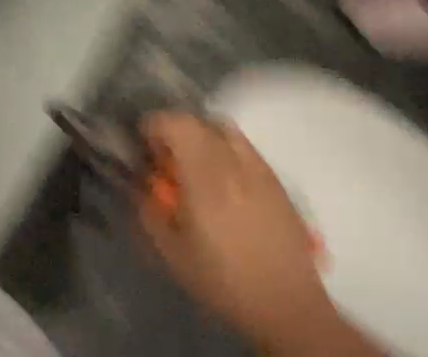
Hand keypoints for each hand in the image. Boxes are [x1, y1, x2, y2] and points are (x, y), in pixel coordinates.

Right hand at [138, 113, 378, 355]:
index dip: (153, 127)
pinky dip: (228, 154)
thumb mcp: (171, 251)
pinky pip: (247, 150)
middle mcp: (234, 163)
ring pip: (227, 131)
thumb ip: (148, 210)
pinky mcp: (279, 184)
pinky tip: (227, 187)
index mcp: (205, 176)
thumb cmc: (223, 279)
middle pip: (200, 121)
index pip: (175, 123)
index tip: (145, 148)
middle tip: (167, 160)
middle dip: (176, 132)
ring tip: (197, 169)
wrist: (287, 306)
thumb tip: (140, 185)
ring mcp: (261, 171)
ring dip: (204, 138)